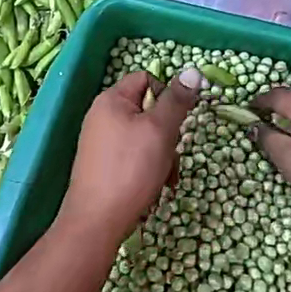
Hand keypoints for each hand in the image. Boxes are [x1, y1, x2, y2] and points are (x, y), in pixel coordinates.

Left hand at [58, 69, 201, 245]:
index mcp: (111, 100)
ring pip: (145, 136)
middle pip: (148, 110)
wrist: (97, 220)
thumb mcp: (160, 130)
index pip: (146, 78)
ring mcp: (101, 141)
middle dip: (167, 133)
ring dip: (162, 155)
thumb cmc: (131, 169)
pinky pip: (134, 155)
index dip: (166, 95)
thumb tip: (193, 71)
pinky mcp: (103, 164)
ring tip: (166, 178)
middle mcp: (102, 116)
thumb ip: (177, 100)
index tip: (176, 120)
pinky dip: (149, 168)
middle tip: (171, 154)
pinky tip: (155, 187)